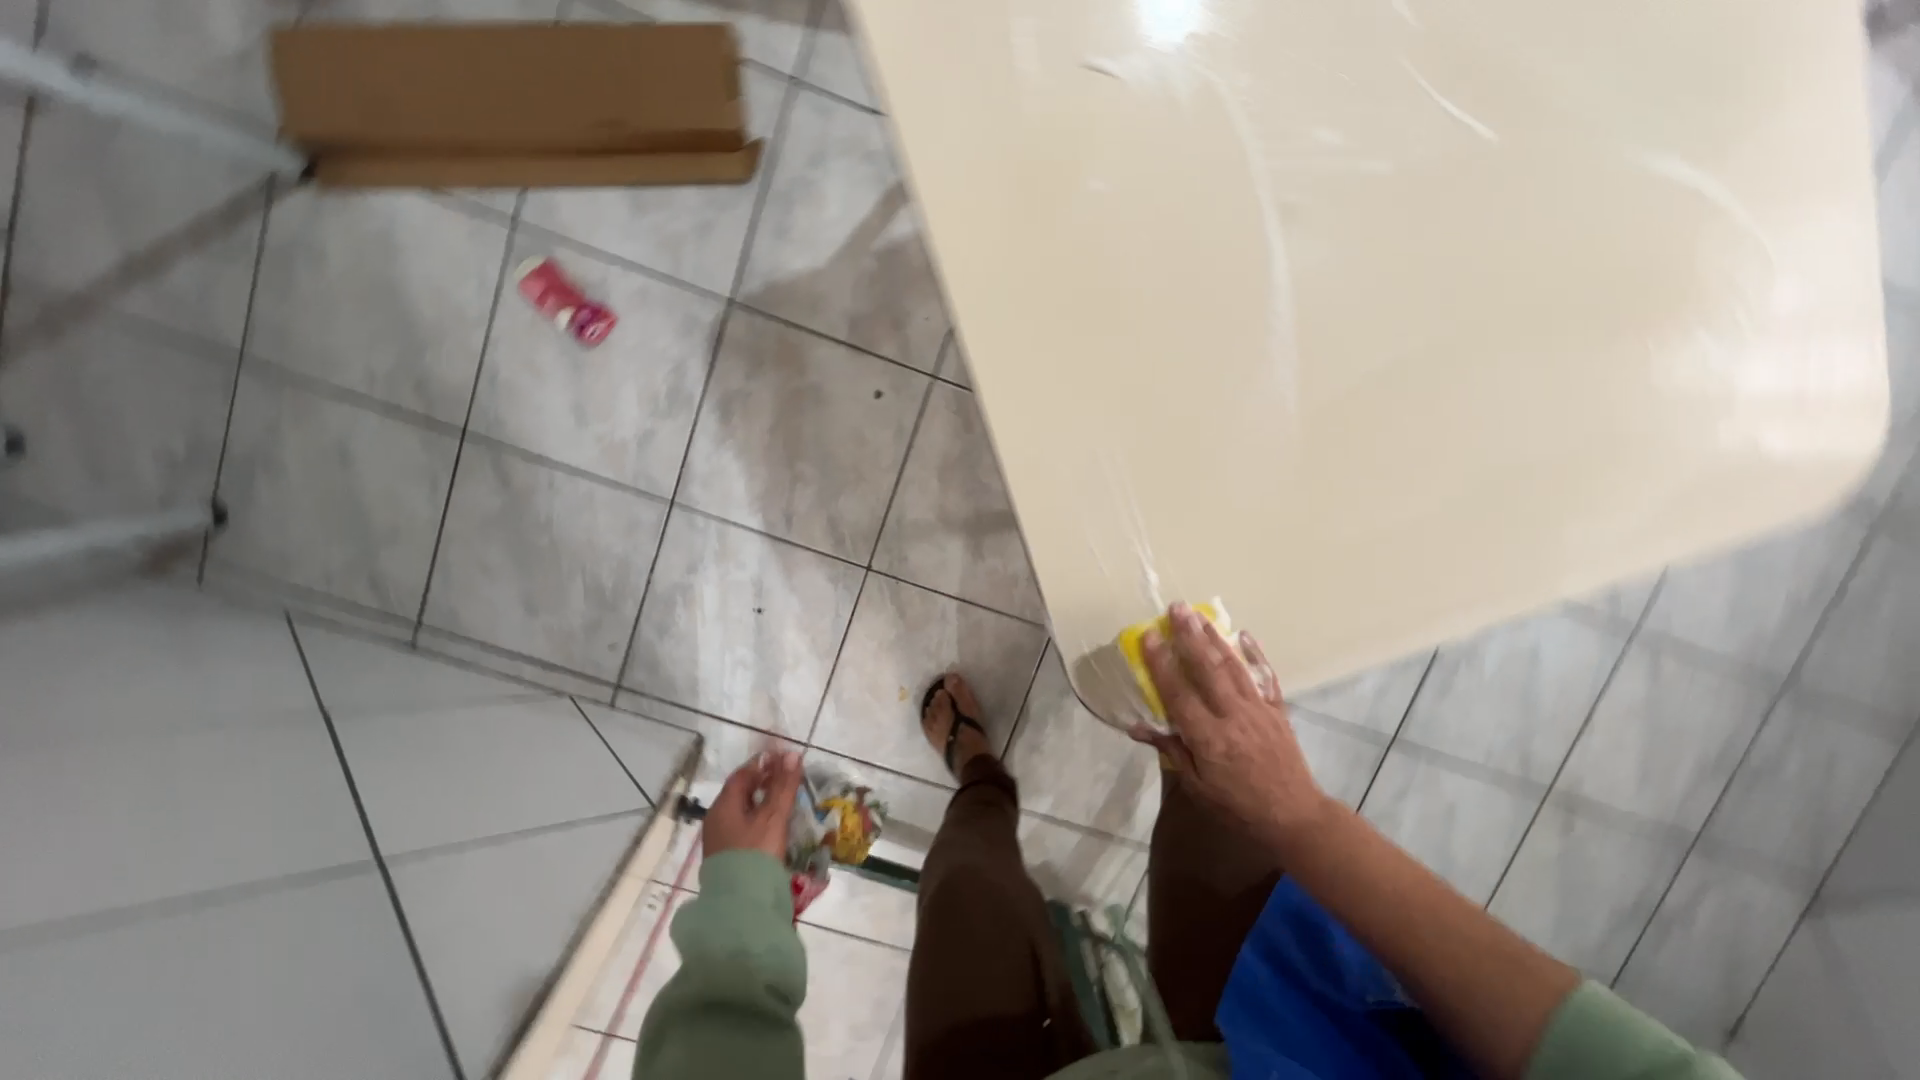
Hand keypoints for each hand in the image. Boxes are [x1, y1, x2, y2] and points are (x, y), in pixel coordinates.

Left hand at [704, 751, 803, 860]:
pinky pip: (741, 829)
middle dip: (762, 782)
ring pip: (740, 812)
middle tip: (786, 778)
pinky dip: (756, 820)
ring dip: (760, 802)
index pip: (742, 775)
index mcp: (724, 805)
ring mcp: (719, 840)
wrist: (740, 904)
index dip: (763, 764)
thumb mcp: (774, 816)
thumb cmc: (756, 852)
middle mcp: (716, 819)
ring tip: (782, 801)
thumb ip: (783, 786)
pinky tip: (771, 827)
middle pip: (739, 793)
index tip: (783, 759)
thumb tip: (791, 754)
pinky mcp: (726, 858)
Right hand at [1129, 602, 1333, 846]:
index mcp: (1209, 737)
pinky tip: (1244, 634)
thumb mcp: (1197, 787)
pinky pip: (1265, 676)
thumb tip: (1137, 726)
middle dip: (1189, 636)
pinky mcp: (1277, 710)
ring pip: (1233, 666)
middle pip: (1207, 669)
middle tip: (1175, 609)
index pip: (1179, 693)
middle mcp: (1233, 716)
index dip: (1161, 663)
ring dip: (1214, 637)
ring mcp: (1258, 710)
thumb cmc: (1238, 806)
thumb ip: (1171, 751)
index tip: (1149, 636)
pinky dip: (1255, 654)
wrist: (1293, 816)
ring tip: (1199, 614)